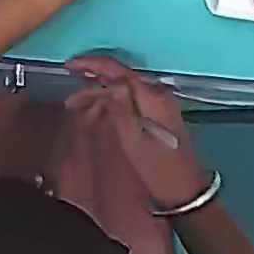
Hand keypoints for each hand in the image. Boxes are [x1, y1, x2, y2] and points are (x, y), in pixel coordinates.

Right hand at [65, 54, 210, 210]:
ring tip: (76, 100)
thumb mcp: (133, 141)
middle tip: (69, 77)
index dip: (91, 64)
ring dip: (100, 87)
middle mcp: (158, 91)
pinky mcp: (159, 108)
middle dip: (92, 74)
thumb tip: (111, 82)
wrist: (185, 189)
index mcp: (152, 97)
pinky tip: (97, 103)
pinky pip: (131, 93)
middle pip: (119, 73)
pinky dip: (112, 96)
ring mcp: (160, 99)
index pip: (117, 70)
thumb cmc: (156, 168)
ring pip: (123, 83)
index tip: (69, 65)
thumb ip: (121, 108)